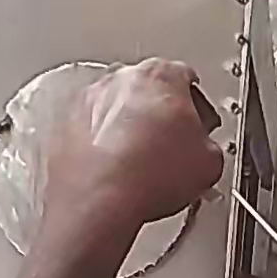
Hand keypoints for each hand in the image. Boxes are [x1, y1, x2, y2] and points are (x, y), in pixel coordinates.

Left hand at [45, 58, 225, 245]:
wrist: (101, 200)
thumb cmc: (149, 175)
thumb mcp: (209, 162)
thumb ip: (209, 144)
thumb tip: (204, 152)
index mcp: (162, 77)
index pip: (187, 78)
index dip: (197, 106)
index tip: (199, 123)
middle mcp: (121, 79)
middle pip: (149, 92)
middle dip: (161, 116)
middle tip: (173, 147)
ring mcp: (90, 100)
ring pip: (118, 110)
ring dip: (131, 130)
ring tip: (145, 165)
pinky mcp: (67, 125)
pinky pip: (93, 131)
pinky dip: (105, 146)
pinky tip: (120, 173)